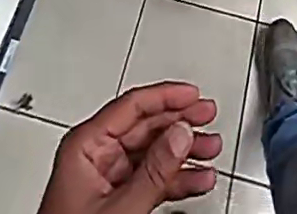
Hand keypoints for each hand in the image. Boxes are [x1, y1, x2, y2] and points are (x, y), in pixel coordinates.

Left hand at [38, 82, 223, 213]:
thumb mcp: (119, 208)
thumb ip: (153, 171)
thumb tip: (180, 132)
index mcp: (85, 146)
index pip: (132, 106)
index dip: (166, 96)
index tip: (193, 95)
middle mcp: (95, 156)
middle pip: (146, 126)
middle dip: (180, 123)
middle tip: (208, 115)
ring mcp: (105, 179)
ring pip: (153, 153)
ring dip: (184, 152)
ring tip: (210, 149)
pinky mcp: (114, 201)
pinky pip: (150, 179)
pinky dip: (175, 179)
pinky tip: (197, 179)